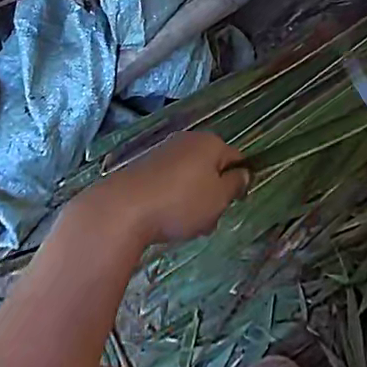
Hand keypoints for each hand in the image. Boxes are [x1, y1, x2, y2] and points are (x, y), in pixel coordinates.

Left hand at [79, 131, 249, 245]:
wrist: (123, 209)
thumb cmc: (181, 203)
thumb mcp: (219, 198)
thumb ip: (235, 185)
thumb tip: (243, 173)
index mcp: (210, 142)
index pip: (236, 158)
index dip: (239, 181)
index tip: (233, 204)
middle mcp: (188, 140)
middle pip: (212, 167)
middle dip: (214, 194)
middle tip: (209, 221)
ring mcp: (165, 152)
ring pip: (191, 177)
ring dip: (194, 200)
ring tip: (186, 226)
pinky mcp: (145, 167)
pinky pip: (171, 181)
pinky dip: (174, 198)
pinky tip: (166, 219)